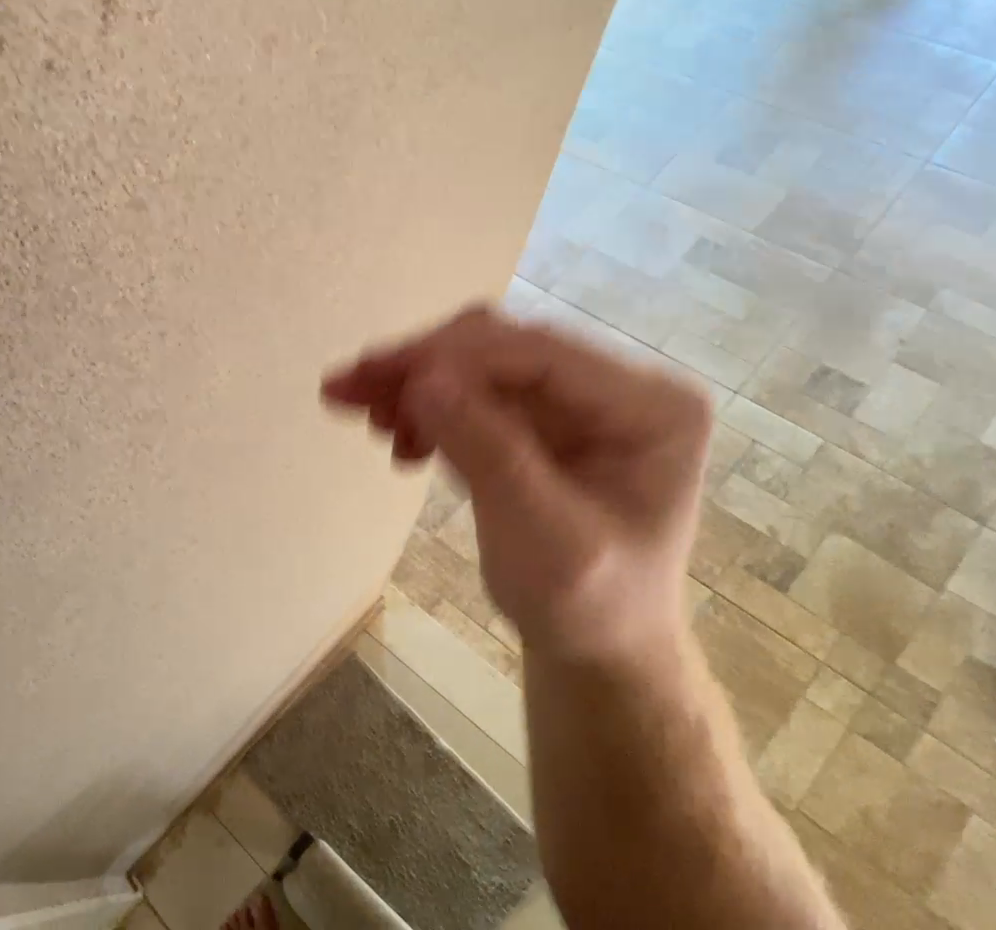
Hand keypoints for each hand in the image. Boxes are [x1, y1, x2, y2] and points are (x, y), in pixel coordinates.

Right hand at [323, 308, 712, 663]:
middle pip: (499, 349)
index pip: (537, 353)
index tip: (374, 376)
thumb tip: (421, 379)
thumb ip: (487, 452)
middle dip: (420, 366)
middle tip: (345, 387)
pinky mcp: (539, 422)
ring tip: (363, 414)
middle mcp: (614, 388)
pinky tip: (399, 441)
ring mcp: (575, 403)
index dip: (451, 358)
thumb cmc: (586, 603)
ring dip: (412, 385)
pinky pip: (470, 395)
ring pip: (475, 365)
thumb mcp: (541, 534)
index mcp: (649, 406)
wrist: (593, 647)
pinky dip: (426, 410)